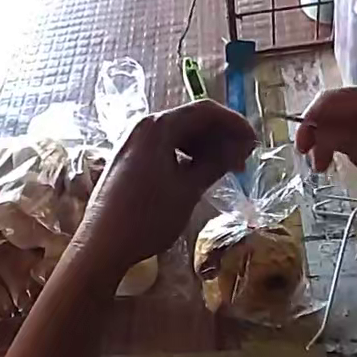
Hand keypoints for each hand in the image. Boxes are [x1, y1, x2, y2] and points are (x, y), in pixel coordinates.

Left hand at [71, 99, 256, 275]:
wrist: (102, 245)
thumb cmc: (147, 217)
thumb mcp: (188, 190)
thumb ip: (215, 162)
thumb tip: (238, 146)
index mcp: (156, 126)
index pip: (204, 111)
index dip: (234, 123)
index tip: (254, 143)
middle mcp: (140, 127)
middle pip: (189, 121)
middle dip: (219, 137)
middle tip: (243, 160)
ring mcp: (129, 144)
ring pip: (175, 135)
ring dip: (202, 148)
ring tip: (224, 170)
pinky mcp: (124, 161)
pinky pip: (160, 149)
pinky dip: (182, 157)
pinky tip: (196, 175)